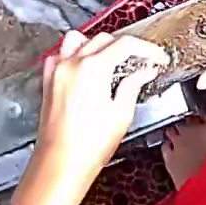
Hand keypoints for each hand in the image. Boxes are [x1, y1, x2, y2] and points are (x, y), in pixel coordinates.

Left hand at [32, 30, 169, 193]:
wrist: (60, 164)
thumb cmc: (87, 146)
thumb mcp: (121, 114)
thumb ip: (133, 85)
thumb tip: (144, 72)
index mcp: (92, 68)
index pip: (126, 45)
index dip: (147, 49)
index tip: (156, 56)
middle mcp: (72, 64)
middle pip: (104, 39)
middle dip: (126, 48)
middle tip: (141, 61)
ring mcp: (57, 71)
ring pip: (79, 40)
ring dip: (98, 45)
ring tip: (113, 60)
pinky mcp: (48, 81)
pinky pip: (61, 55)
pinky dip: (74, 55)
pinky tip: (86, 68)